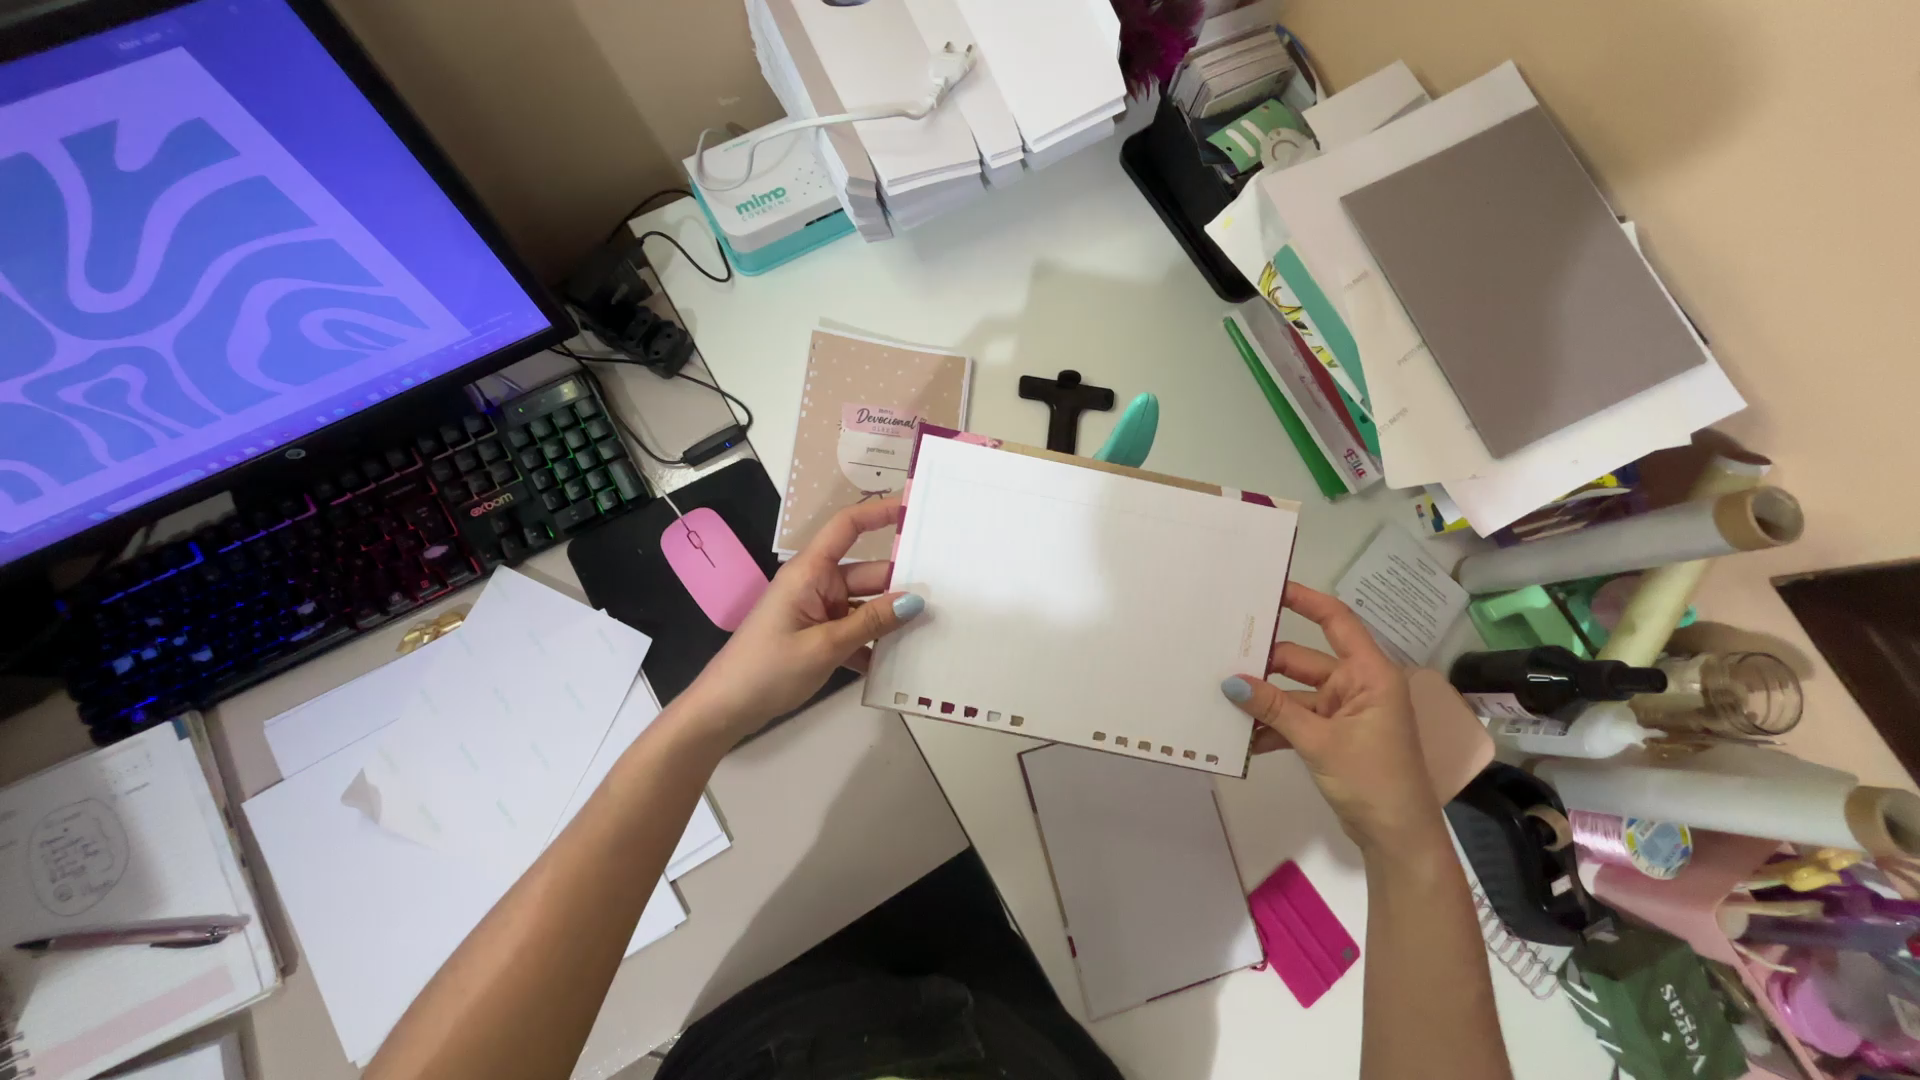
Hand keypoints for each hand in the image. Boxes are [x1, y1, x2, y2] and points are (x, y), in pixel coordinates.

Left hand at [678, 498, 924, 743]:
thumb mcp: (824, 646)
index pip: (847, 526)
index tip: (914, 508)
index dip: (879, 512)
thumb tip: (914, 601)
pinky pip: (855, 632)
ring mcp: (817, 612)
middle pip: (868, 573)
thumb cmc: (767, 668)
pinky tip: (899, 662)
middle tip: (947, 595)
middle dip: (901, 584)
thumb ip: (870, 622)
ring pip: (865, 606)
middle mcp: (816, 585)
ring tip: (933, 630)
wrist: (726, 708)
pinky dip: (874, 645)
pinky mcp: (818, 637)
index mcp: (810, 572)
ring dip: (890, 620)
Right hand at [1221, 583, 1444, 857]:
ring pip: (1293, 693)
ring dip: (1263, 701)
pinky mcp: (1332, 736)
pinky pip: (1295, 720)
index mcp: (1369, 675)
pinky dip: (1272, 727)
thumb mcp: (1318, 741)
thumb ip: (1273, 708)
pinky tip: (1241, 738)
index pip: (1337, 622)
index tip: (1270, 588)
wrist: (1397, 839)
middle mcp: (1356, 685)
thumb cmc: (1373, 779)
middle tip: (1220, 656)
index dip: (1306, 601)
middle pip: (1302, 660)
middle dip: (1264, 663)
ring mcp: (1343, 712)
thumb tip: (1230, 681)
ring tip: (1221, 700)